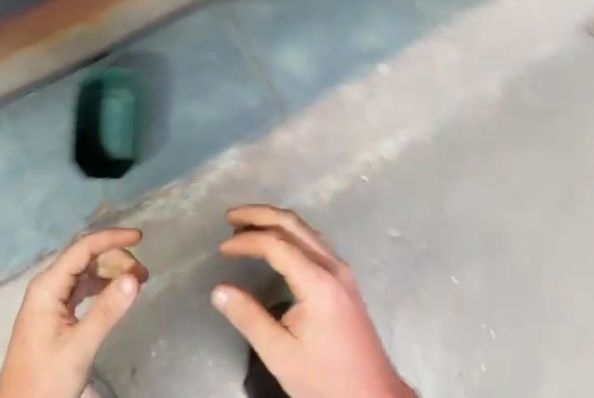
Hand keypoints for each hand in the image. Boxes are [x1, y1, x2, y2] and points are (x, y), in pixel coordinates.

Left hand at [0, 228, 148, 397]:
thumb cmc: (46, 379)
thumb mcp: (80, 347)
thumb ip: (106, 311)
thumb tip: (133, 278)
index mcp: (47, 286)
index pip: (82, 248)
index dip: (111, 238)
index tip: (140, 238)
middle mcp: (47, 286)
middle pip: (85, 258)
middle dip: (115, 258)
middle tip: (143, 275)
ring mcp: (50, 301)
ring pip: (84, 273)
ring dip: (110, 273)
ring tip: (137, 283)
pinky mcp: (55, 315)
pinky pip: (81, 290)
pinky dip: (102, 288)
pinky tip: (117, 295)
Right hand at [211, 205, 413, 397]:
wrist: (374, 396)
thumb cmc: (326, 379)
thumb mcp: (281, 355)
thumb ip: (249, 318)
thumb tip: (219, 290)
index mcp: (318, 282)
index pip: (277, 244)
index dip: (247, 240)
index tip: (223, 248)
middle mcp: (333, 266)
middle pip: (292, 224)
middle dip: (259, 215)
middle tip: (230, 216)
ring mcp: (342, 271)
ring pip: (305, 230)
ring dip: (274, 221)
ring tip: (246, 225)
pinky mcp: (344, 280)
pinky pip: (314, 241)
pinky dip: (289, 233)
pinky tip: (276, 243)